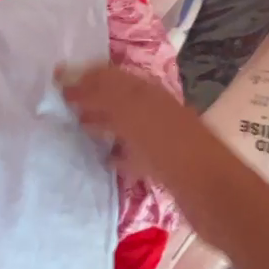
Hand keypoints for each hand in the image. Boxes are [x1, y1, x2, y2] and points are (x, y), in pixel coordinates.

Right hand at [57, 65, 213, 185]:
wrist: (214, 193)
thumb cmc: (170, 148)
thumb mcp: (132, 115)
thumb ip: (102, 98)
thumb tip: (71, 83)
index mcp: (145, 90)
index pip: (108, 75)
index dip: (83, 75)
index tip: (55, 80)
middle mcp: (152, 107)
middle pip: (116, 96)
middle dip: (90, 97)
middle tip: (61, 102)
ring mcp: (160, 136)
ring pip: (124, 123)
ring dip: (102, 122)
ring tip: (77, 126)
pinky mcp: (164, 165)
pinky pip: (133, 151)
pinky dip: (117, 150)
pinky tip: (106, 158)